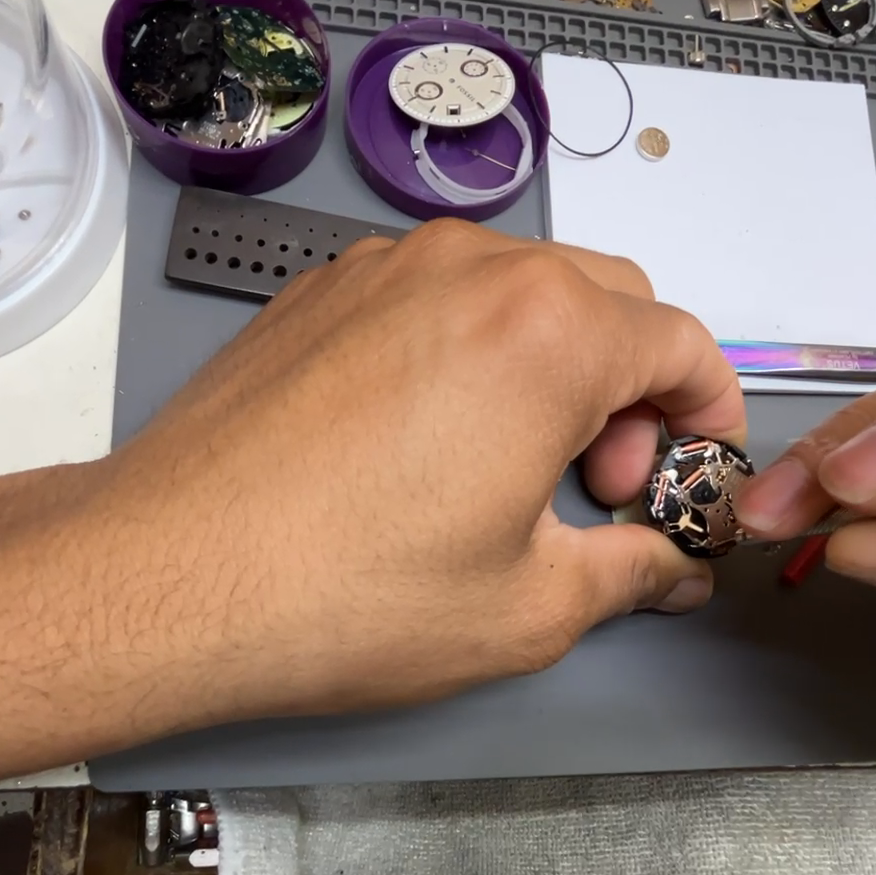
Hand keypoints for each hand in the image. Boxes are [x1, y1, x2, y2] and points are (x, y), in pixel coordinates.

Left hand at [95, 219, 743, 728]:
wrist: (168, 574)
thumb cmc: (354, 595)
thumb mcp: (529, 606)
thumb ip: (631, 573)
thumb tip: (677, 568)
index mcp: (549, 331)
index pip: (681, 342)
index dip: (706, 412)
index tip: (689, 469)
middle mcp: (472, 269)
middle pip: (608, 305)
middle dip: (629, 393)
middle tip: (590, 486)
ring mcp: (387, 267)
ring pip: (520, 295)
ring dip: (550, 368)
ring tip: (506, 466)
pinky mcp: (323, 290)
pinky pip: (437, 300)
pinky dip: (471, 352)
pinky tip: (428, 436)